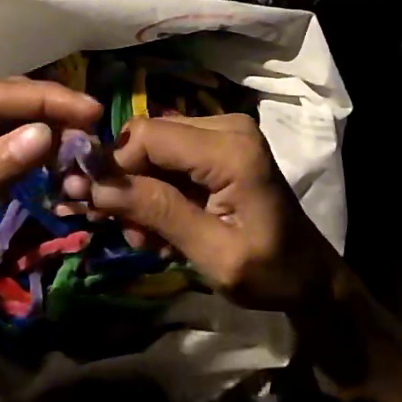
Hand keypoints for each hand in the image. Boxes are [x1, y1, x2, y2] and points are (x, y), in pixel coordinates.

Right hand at [86, 115, 345, 313]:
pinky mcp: (218, 145)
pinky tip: (164, 227)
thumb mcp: (213, 253)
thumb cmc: (271, 272)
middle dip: (127, 184)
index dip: (113, 167)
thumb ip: (157, 212)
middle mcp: (225, 125)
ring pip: (153, 148)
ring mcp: (223, 131)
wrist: (310, 275)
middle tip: (128, 231)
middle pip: (147, 138)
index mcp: (231, 149)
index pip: (147, 136)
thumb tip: (93, 186)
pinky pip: (169, 156)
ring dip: (141, 193)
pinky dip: (157, 190)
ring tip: (149, 238)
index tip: (91, 206)